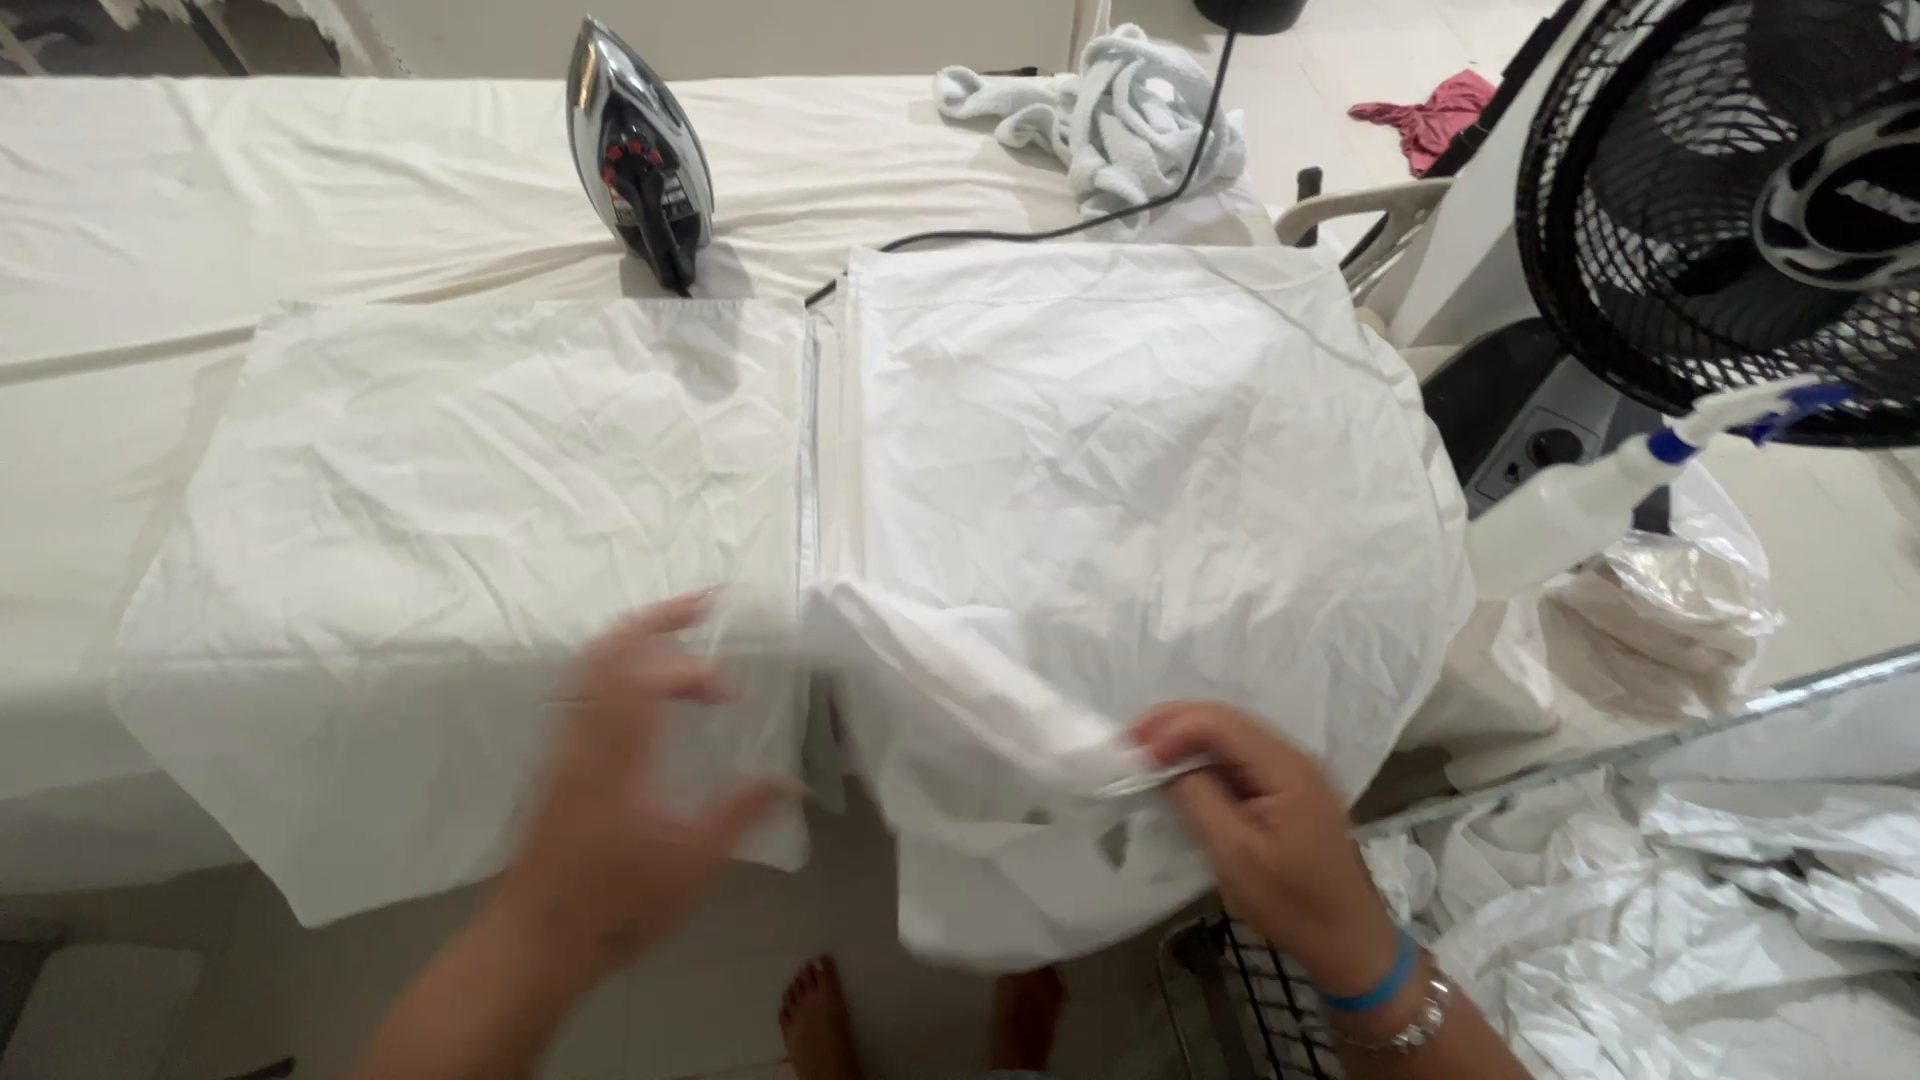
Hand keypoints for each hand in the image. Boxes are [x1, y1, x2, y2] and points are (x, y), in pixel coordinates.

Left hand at [488, 595, 785, 982]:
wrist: (531, 944)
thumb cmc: (615, 906)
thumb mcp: (694, 865)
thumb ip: (743, 815)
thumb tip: (789, 781)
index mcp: (619, 757)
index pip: (652, 678)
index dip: (696, 671)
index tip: (729, 696)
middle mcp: (585, 738)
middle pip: (610, 651)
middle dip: (658, 617)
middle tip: (702, 601)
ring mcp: (562, 747)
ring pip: (589, 665)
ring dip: (634, 637)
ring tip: (676, 626)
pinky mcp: (554, 762)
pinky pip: (581, 688)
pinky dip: (615, 665)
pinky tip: (640, 683)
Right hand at [1133, 702, 1398, 996]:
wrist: (1350, 943)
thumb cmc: (1293, 904)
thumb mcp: (1236, 856)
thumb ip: (1198, 799)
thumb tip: (1165, 766)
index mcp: (1286, 768)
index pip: (1219, 723)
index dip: (1172, 729)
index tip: (1136, 755)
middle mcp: (1291, 757)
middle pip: (1223, 718)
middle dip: (1173, 723)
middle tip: (1130, 741)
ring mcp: (1290, 771)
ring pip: (1228, 733)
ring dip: (1184, 737)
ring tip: (1145, 751)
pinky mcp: (1284, 789)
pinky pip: (1236, 757)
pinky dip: (1201, 757)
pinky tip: (1177, 770)